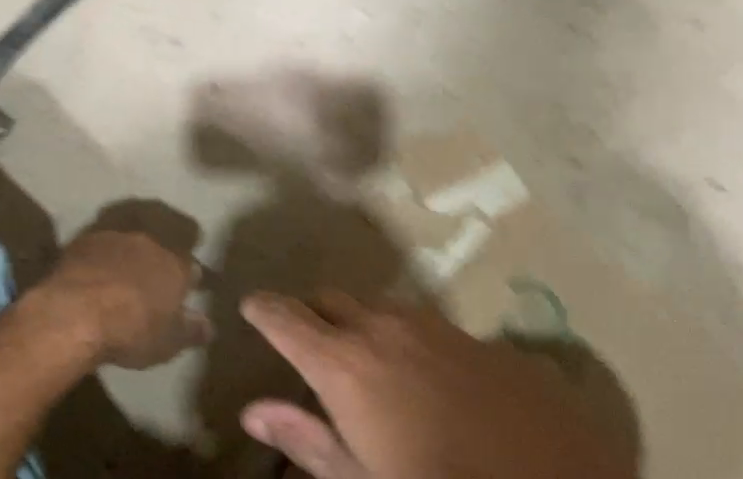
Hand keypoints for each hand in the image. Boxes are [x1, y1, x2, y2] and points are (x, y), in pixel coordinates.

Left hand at [33, 230, 209, 369]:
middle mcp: (147, 243)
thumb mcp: (169, 342)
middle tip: (149, 286)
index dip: (189, 280)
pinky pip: (97, 248)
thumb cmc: (131, 331)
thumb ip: (191, 330)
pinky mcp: (82, 241)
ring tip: (118, 280)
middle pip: (157, 252)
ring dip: (125, 260)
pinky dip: (98, 260)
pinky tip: (91, 276)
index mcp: (174, 266)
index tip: (187, 290)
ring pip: (126, 246)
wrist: (76, 311)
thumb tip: (208, 324)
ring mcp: (112, 238)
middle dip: (156, 266)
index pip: (190, 267)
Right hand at [240, 291, 637, 478]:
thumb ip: (308, 441)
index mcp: (343, 362)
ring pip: (382, 310)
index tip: (252, 311)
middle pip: (329, 299)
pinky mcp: (491, 346)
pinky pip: (436, 331)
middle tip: (312, 349)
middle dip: (312, 315)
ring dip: (366, 328)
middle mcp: (384, 329)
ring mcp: (442, 331)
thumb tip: (253, 411)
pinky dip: (419, 348)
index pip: (281, 313)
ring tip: (377, 371)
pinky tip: (440, 389)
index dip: (262, 310)